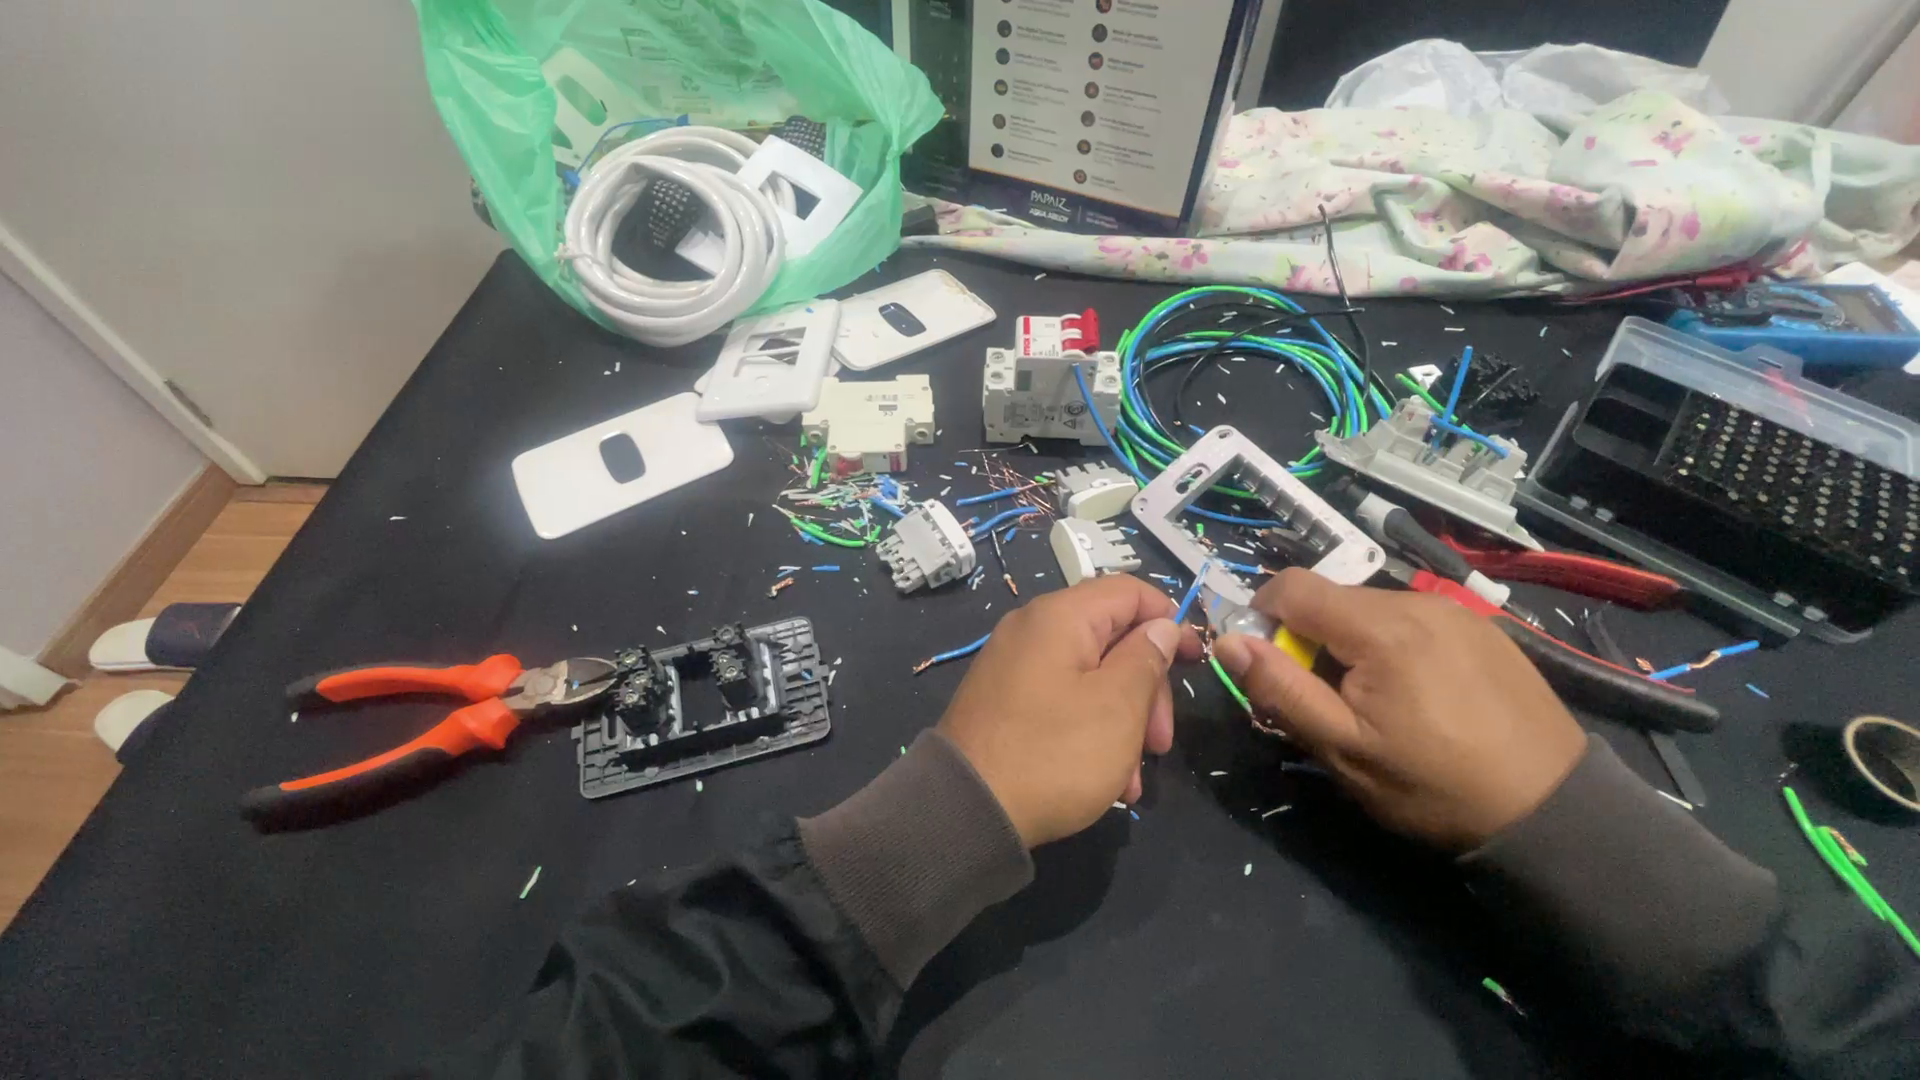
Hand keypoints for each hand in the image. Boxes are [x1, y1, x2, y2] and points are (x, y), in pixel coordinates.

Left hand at [938, 575, 1201, 847]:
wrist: (965, 810)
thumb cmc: (1054, 753)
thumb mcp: (1117, 707)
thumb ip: (1146, 659)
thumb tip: (1160, 627)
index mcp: (1059, 616)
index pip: (1129, 591)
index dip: (1170, 619)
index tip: (1197, 661)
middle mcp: (1032, 630)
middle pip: (1111, 638)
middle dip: (1147, 689)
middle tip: (1161, 743)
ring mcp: (1014, 667)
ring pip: (1090, 677)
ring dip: (1124, 722)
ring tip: (1134, 780)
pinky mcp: (1005, 702)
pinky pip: (1062, 701)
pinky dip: (1091, 732)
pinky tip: (1108, 782)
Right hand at [1211, 569, 1586, 850]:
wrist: (1557, 814)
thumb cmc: (1435, 787)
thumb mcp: (1343, 748)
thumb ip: (1279, 689)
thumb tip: (1227, 642)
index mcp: (1381, 628)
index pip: (1291, 586)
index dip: (1261, 616)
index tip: (1268, 664)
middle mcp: (1417, 602)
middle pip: (1330, 598)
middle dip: (1307, 638)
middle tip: (1322, 698)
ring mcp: (1456, 612)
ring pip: (1369, 608)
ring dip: (1348, 642)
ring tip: (1371, 700)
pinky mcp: (1482, 629)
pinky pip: (1410, 619)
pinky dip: (1389, 645)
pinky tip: (1414, 694)